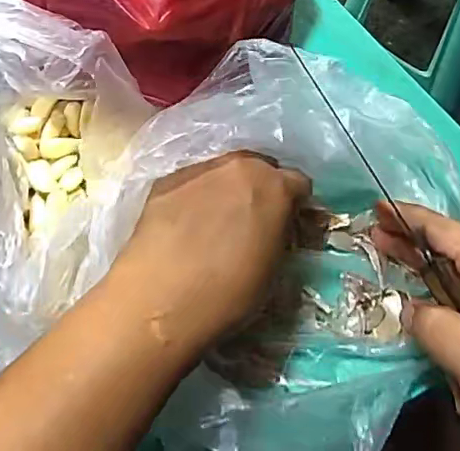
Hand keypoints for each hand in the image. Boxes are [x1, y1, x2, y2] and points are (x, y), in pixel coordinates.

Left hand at [104, 152, 310, 353]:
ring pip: (224, 170)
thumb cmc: (229, 292)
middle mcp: (238, 165)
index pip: (298, 183)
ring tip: (217, 221)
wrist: (161, 293)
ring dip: (227, 188)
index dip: (296, 205)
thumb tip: (275, 227)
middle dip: (261, 189)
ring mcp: (200, 167)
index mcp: (273, 185)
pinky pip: (193, 181)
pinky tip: (187, 223)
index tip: (289, 225)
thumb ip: (280, 234)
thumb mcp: (274, 270)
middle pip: (259, 167)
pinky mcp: (168, 177)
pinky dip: (197, 194)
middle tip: (254, 221)